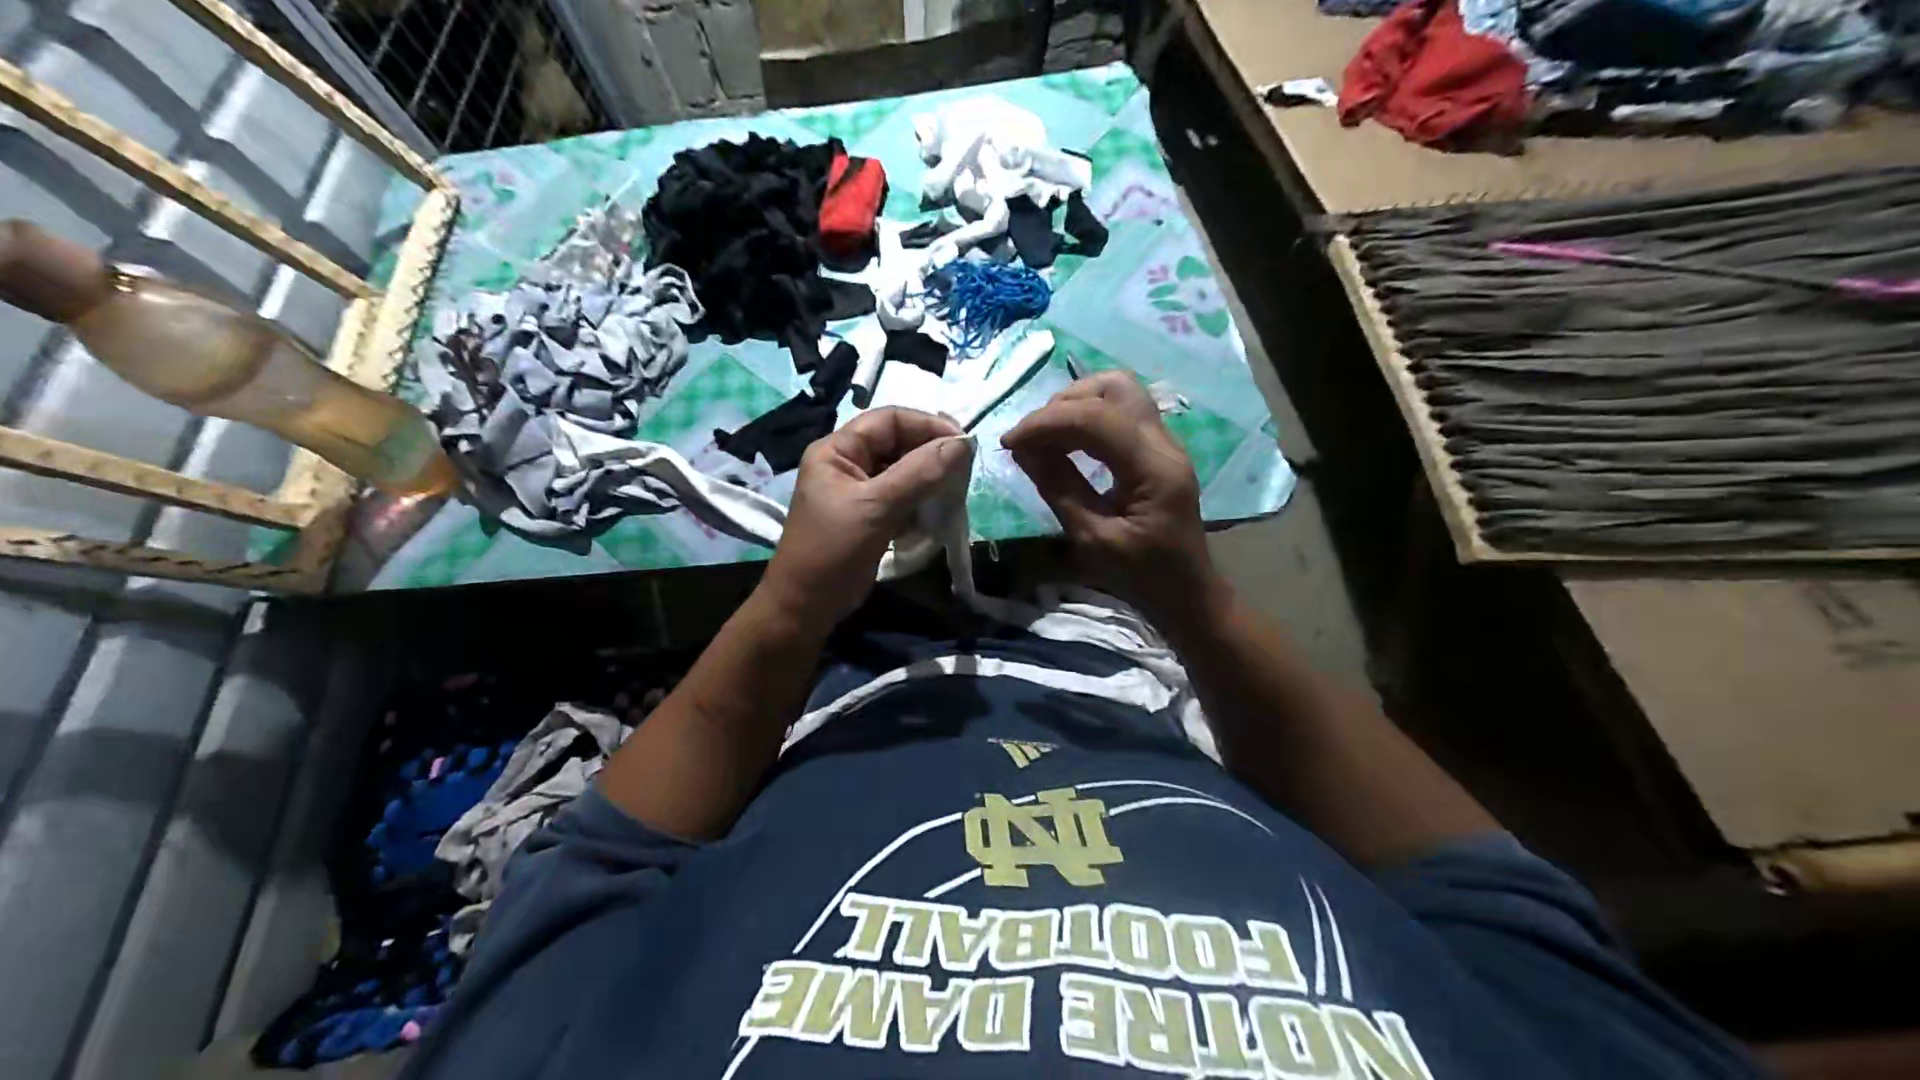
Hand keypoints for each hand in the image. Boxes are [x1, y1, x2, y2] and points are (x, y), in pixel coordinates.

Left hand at [760, 407, 968, 633]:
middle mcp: (847, 463)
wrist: (806, 606)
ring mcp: (858, 490)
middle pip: (898, 443)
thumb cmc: (832, 551)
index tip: (962, 443)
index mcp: (837, 450)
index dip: (927, 425)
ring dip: (929, 481)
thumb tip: (962, 443)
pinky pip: (903, 497)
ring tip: (953, 493)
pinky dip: (921, 503)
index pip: (888, 420)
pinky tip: (935, 514)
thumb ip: (918, 473)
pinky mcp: (870, 515)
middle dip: (931, 455)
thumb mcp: (876, 508)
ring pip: (904, 471)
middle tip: (963, 470)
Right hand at [1001, 371, 1216, 622]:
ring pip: (1118, 392)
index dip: (1045, 422)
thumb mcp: (1092, 539)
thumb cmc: (1141, 577)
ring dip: (1075, 405)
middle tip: (1030, 438)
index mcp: (1154, 468)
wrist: (1187, 593)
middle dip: (1062, 404)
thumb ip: (1058, 487)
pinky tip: (1065, 443)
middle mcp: (1164, 443)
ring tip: (1044, 438)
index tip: (1009, 443)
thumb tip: (1021, 449)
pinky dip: (1087, 417)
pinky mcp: (1157, 449)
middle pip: (1113, 387)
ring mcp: (1165, 442)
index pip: (1096, 418)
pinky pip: (1121, 412)